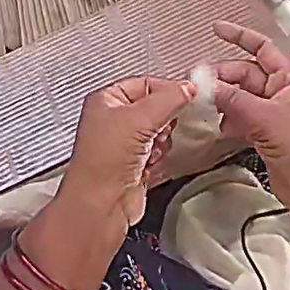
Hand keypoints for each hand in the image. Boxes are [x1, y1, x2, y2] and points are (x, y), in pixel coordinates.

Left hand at [58, 75, 193, 230]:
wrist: (101, 205)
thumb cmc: (103, 161)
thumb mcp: (140, 119)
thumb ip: (168, 99)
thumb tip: (187, 88)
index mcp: (107, 99)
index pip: (145, 83)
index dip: (166, 90)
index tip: (186, 96)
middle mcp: (113, 119)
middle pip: (154, 109)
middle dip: (163, 121)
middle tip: (160, 128)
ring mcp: (123, 142)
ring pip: (159, 132)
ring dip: (161, 142)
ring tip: (151, 149)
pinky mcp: (133, 163)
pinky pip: (158, 152)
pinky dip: (158, 158)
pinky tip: (148, 165)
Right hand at [210, 20, 289, 213]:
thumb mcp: (266, 119)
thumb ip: (233, 100)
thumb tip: (208, 84)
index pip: (262, 48)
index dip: (239, 36)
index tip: (217, 29)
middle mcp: (286, 93)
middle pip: (247, 74)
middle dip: (224, 77)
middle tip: (202, 84)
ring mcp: (278, 114)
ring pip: (243, 97)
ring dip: (225, 101)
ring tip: (209, 107)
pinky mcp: (271, 134)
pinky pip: (245, 117)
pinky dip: (231, 120)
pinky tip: (223, 127)